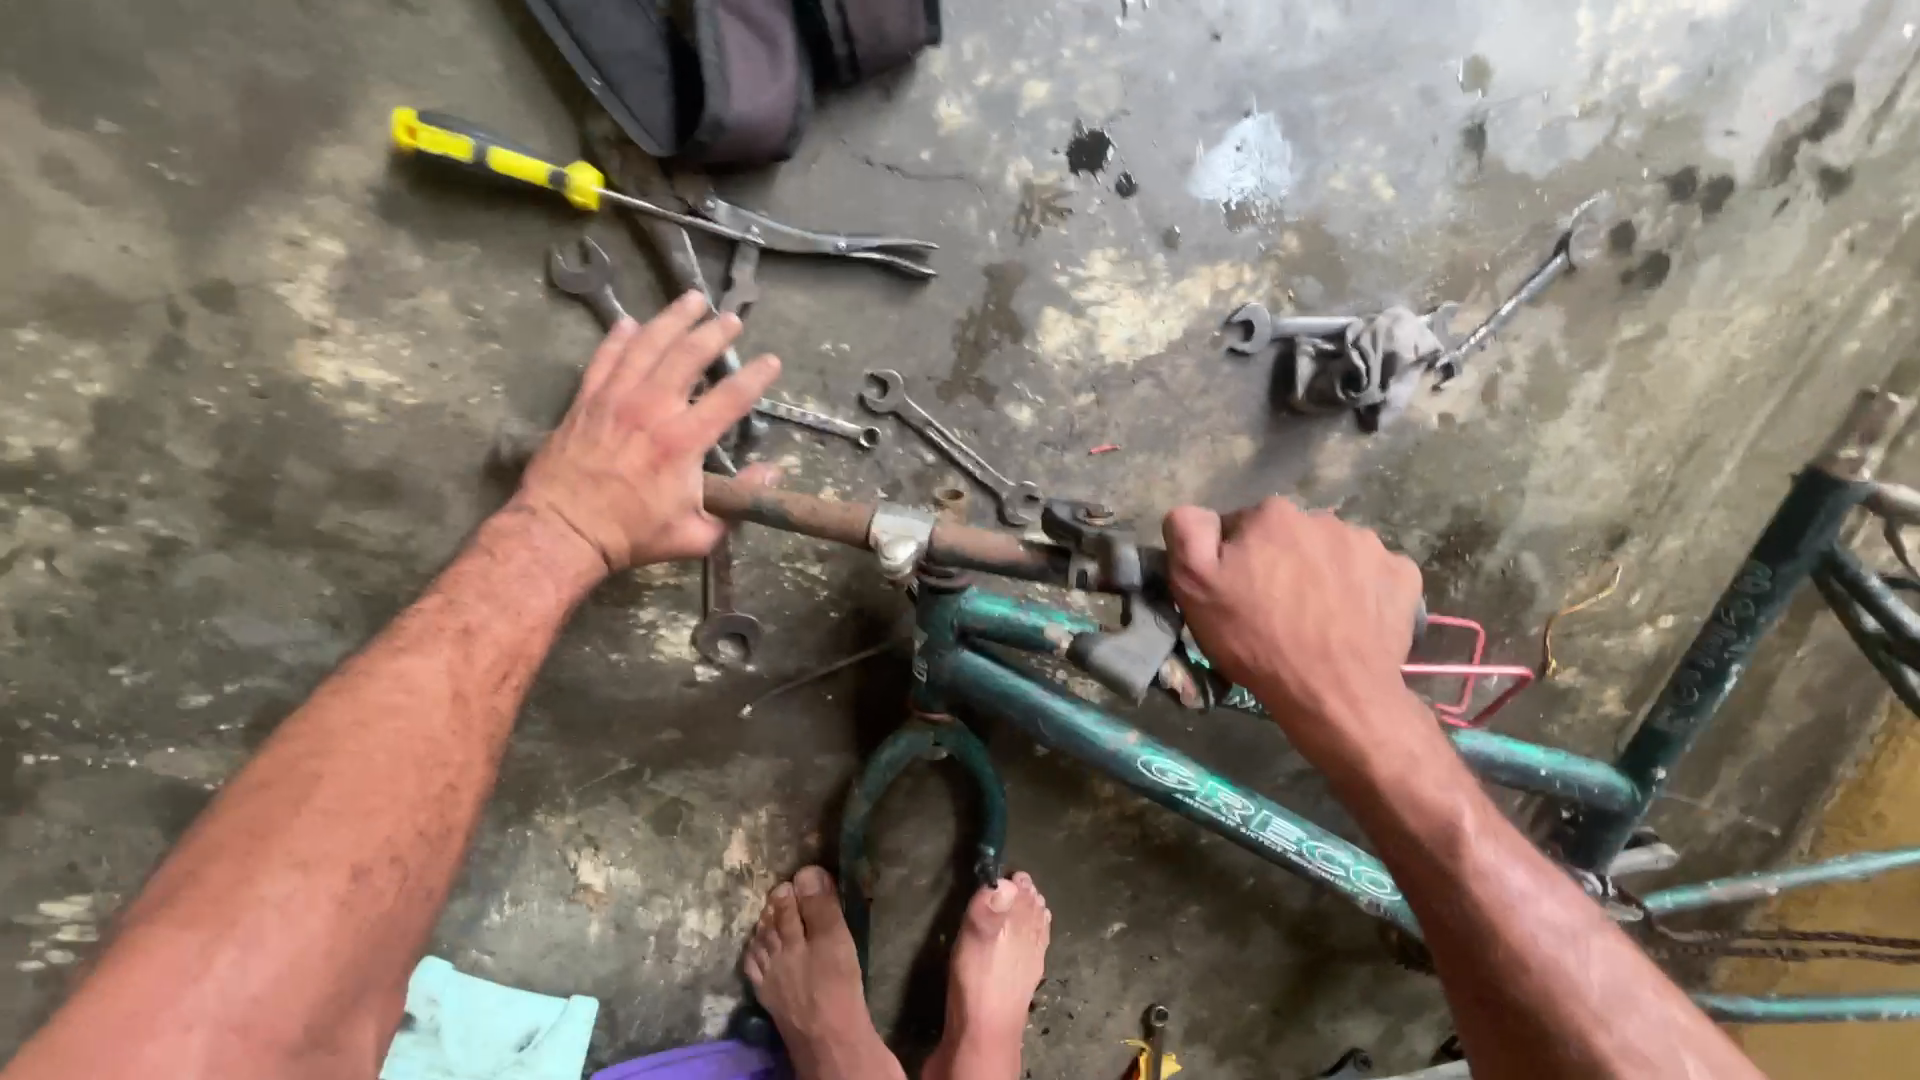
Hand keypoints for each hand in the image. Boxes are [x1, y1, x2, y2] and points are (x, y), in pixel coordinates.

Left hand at [511, 291, 780, 572]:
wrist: (564, 531)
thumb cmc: (634, 536)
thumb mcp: (699, 533)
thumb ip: (739, 503)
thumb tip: (772, 475)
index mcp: (683, 442)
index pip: (730, 398)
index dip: (756, 377)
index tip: (771, 361)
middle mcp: (651, 409)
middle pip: (688, 355)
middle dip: (714, 332)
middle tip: (732, 318)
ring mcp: (615, 399)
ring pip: (647, 345)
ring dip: (672, 319)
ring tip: (692, 300)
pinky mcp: (586, 401)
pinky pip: (605, 357)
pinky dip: (619, 337)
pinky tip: (632, 323)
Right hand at [1164, 498, 1424, 745]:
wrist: (1332, 691)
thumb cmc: (1255, 637)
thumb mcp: (1193, 585)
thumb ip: (1186, 530)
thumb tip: (1196, 512)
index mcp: (1271, 514)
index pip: (1240, 527)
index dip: (1232, 560)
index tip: (1234, 592)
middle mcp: (1323, 517)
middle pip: (1287, 537)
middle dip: (1277, 562)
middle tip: (1271, 609)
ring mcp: (1369, 545)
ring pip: (1330, 553)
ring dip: (1318, 573)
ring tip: (1312, 618)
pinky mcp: (1402, 576)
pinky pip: (1371, 573)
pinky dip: (1360, 589)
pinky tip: (1349, 619)